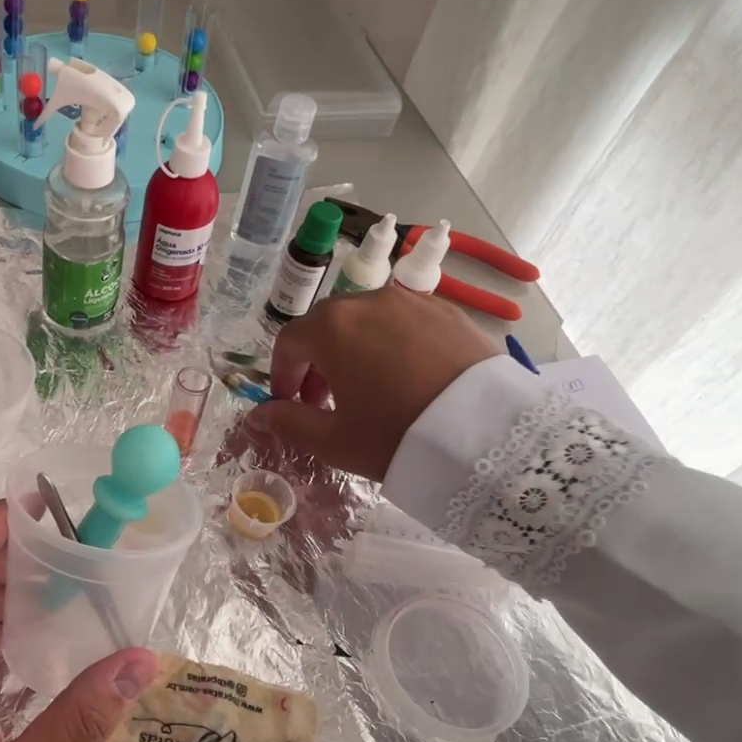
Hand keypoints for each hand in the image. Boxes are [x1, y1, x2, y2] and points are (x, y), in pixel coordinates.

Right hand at [250, 288, 499, 479]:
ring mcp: (413, 301)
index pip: (289, 342)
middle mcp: (370, 302)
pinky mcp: (449, 311)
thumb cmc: (394, 434)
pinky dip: (392, 345)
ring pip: (368, 321)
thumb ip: (288, 423)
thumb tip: (258, 415)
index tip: (289, 404)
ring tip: (368, 389)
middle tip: (326, 400)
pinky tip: (406, 378)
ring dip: (355, 350)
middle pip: (328, 325)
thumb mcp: (333, 440)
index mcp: (333, 327)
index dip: (282, 375)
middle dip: (318, 361)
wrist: (483, 431)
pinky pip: (405, 323)